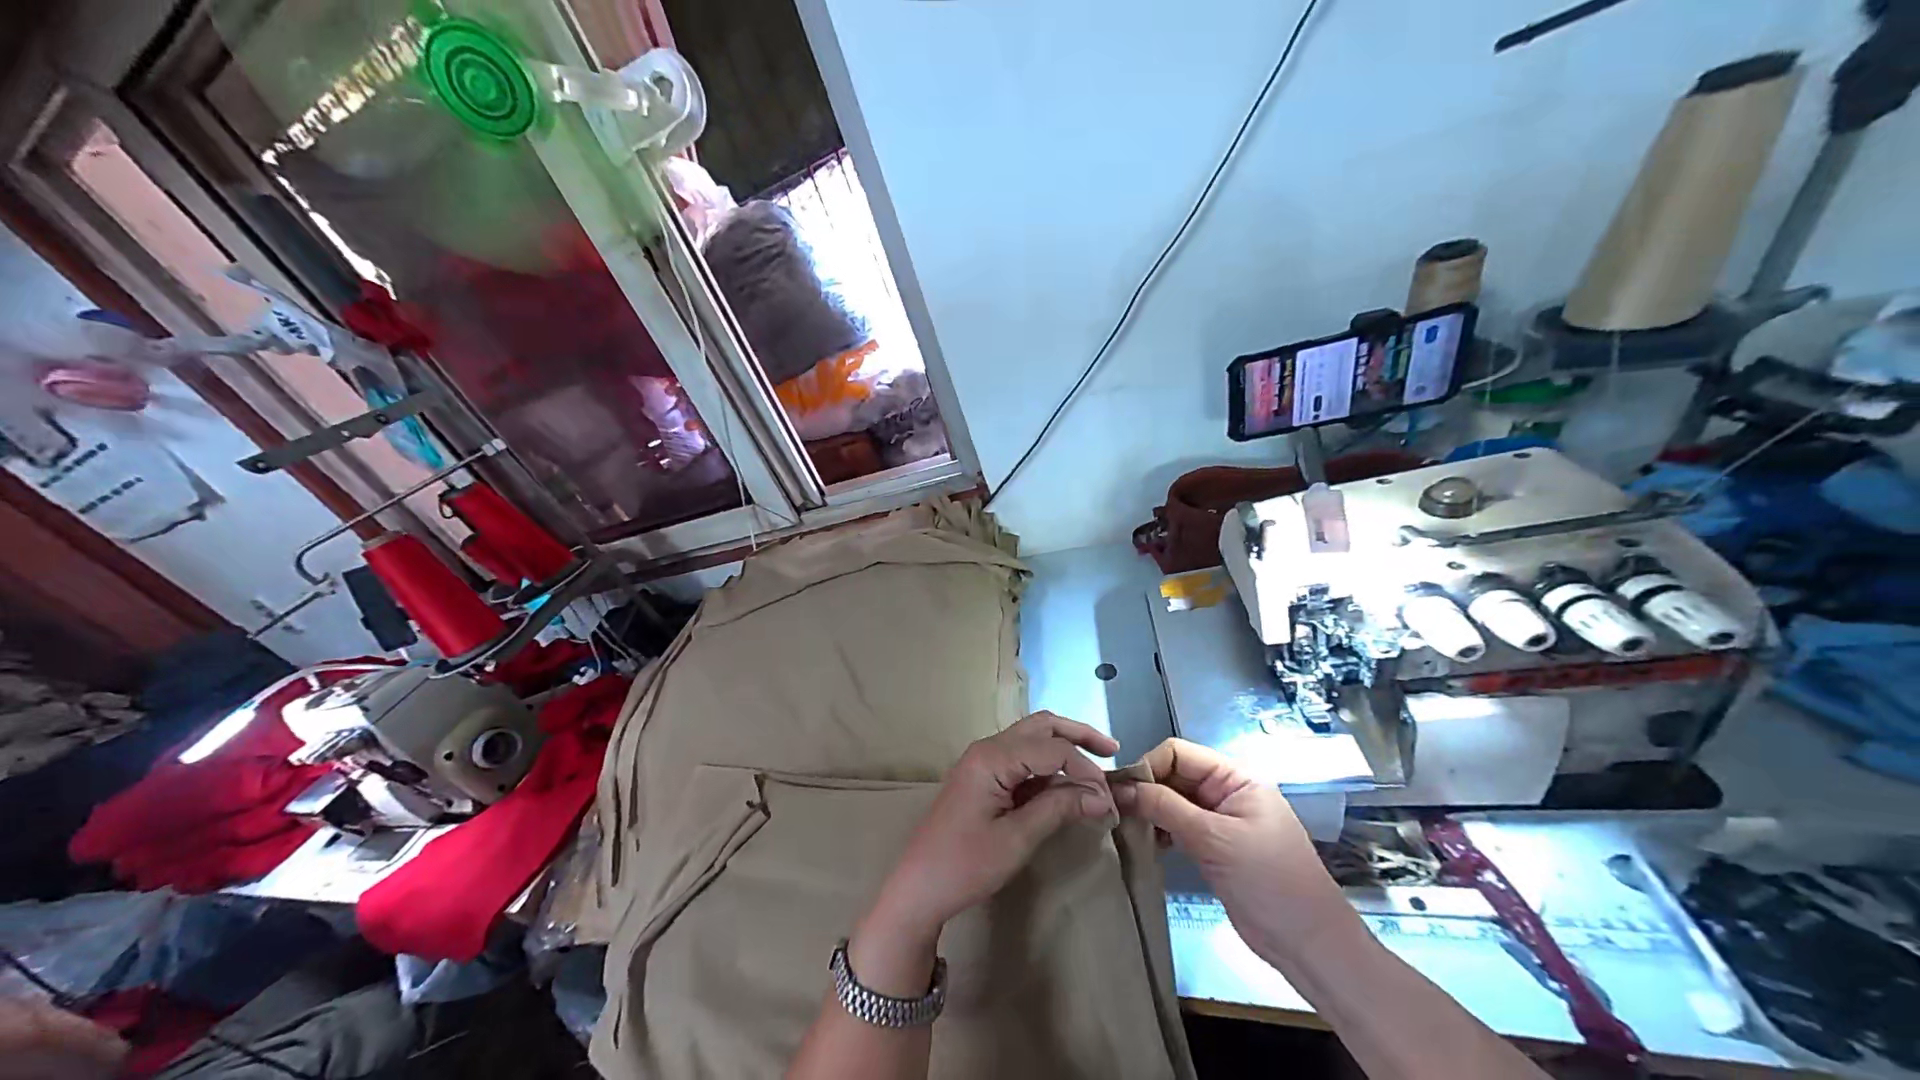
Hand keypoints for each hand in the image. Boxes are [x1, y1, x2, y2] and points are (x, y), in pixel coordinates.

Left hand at [867, 712, 1118, 940]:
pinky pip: (1021, 759)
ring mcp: (982, 761)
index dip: (1085, 769)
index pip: (1052, 748)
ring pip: (1031, 738)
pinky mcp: (983, 777)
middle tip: (1112, 751)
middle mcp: (987, 749)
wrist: (919, 887)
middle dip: (1078, 735)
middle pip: (1041, 726)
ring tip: (1096, 766)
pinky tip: (1067, 783)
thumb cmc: (965, 865)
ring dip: (1063, 747)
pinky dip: (1047, 765)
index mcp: (992, 758)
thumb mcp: (1016, 839)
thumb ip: (1058, 808)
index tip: (1108, 800)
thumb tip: (1101, 796)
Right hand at [1113, 738, 1345, 964]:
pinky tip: (1144, 844)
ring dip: (1148, 812)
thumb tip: (1120, 788)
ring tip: (1126, 829)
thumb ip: (1165, 808)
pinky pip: (1176, 827)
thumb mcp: (1214, 839)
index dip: (1148, 767)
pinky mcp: (1212, 847)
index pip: (1178, 753)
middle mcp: (1225, 792)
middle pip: (1173, 775)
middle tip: (1115, 812)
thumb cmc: (1269, 881)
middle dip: (1144, 790)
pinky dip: (1158, 832)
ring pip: (1171, 802)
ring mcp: (1218, 821)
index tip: (1121, 792)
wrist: (1308, 944)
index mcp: (1235, 778)